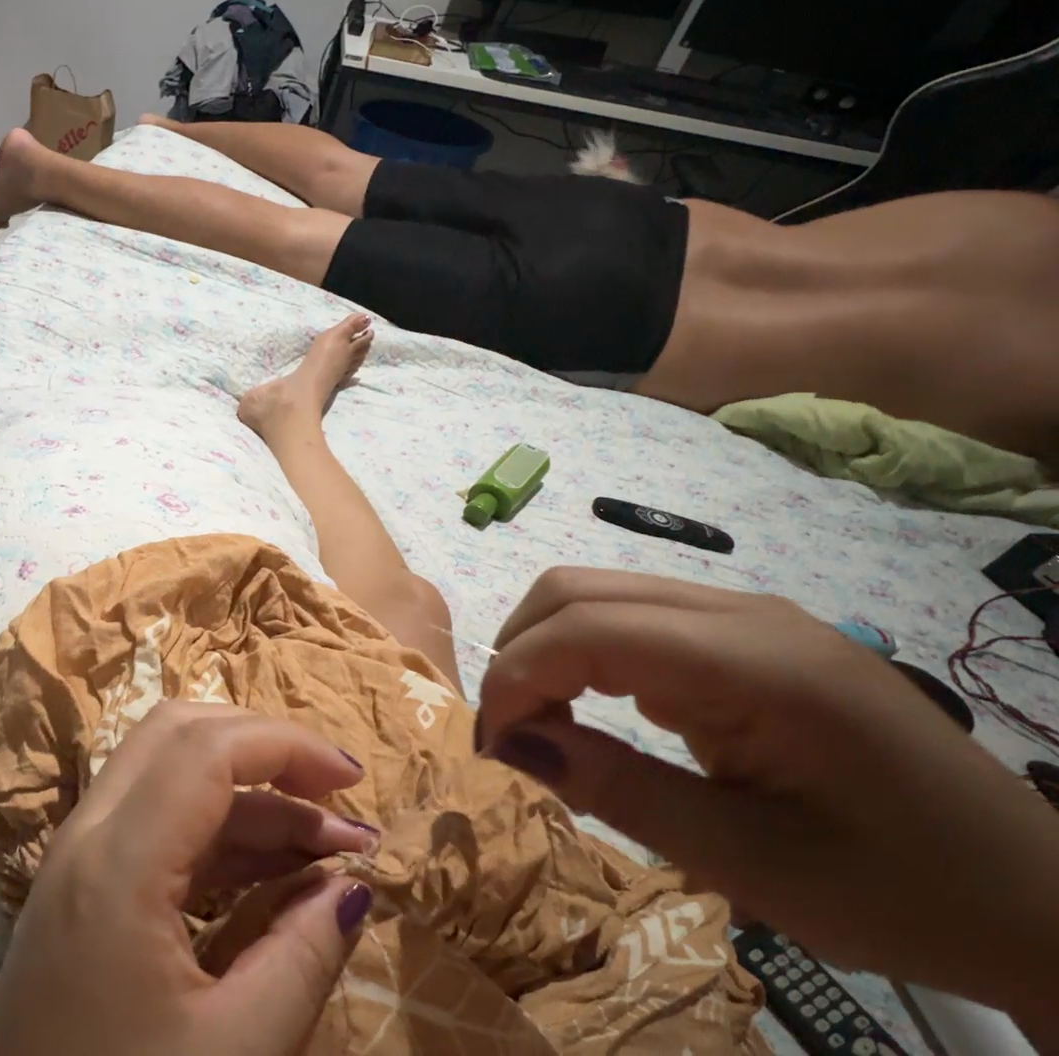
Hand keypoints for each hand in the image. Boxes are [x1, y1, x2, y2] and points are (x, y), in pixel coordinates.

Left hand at [0, 702, 378, 1055]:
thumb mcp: (238, 1048)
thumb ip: (304, 955)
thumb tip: (354, 887)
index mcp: (117, 863)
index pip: (204, 748)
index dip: (287, 745)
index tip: (356, 782)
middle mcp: (86, 837)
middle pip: (176, 736)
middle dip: (264, 750)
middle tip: (336, 799)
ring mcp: (76, 860)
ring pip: (165, 778)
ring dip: (248, 797)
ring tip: (328, 850)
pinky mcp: (80, 891)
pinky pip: (153, 827)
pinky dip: (218, 833)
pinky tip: (275, 875)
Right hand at [476, 568, 1058, 1029]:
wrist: (1039, 903)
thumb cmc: (898, 893)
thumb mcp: (746, 861)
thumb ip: (617, 789)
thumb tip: (510, 745)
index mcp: (757, 663)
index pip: (588, 629)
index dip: (516, 678)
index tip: (490, 748)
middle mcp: (746, 614)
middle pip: (580, 590)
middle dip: (520, 655)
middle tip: (510, 737)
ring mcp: (751, 621)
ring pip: (601, 596)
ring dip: (548, 652)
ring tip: (542, 730)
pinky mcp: (751, 641)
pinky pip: (636, 622)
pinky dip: (586, 659)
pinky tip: (593, 714)